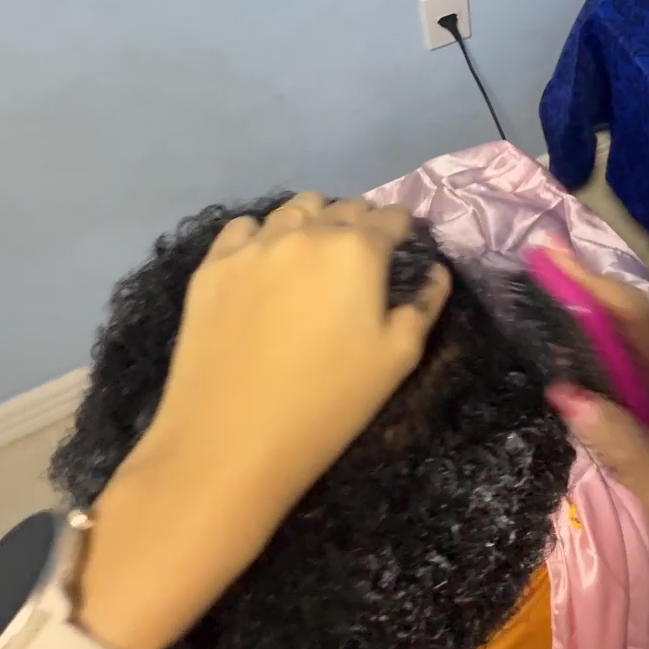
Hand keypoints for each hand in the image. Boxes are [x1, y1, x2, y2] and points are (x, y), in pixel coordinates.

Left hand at [78, 194, 449, 648]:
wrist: (229, 442)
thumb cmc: (329, 402)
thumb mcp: (399, 358)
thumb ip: (426, 304)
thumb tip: (436, 272)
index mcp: (358, 249)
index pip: (392, 216)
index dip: (403, 229)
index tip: (403, 248)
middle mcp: (308, 232)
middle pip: (345, 206)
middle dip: (362, 222)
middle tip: (362, 259)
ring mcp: (255, 245)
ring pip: (295, 208)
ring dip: (315, 221)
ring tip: (315, 254)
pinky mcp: (213, 265)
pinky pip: (245, 228)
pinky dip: (263, 235)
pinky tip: (265, 264)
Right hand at [540, 251, 648, 590]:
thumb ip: (616, 437)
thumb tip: (561, 390)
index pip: (632, 314)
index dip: (593, 281)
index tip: (555, 255)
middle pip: (629, 315)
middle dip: (587, 283)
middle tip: (542, 263)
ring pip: (628, 336)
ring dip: (592, 307)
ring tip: (550, 289)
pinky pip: (627, 362)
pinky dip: (599, 342)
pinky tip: (577, 350)